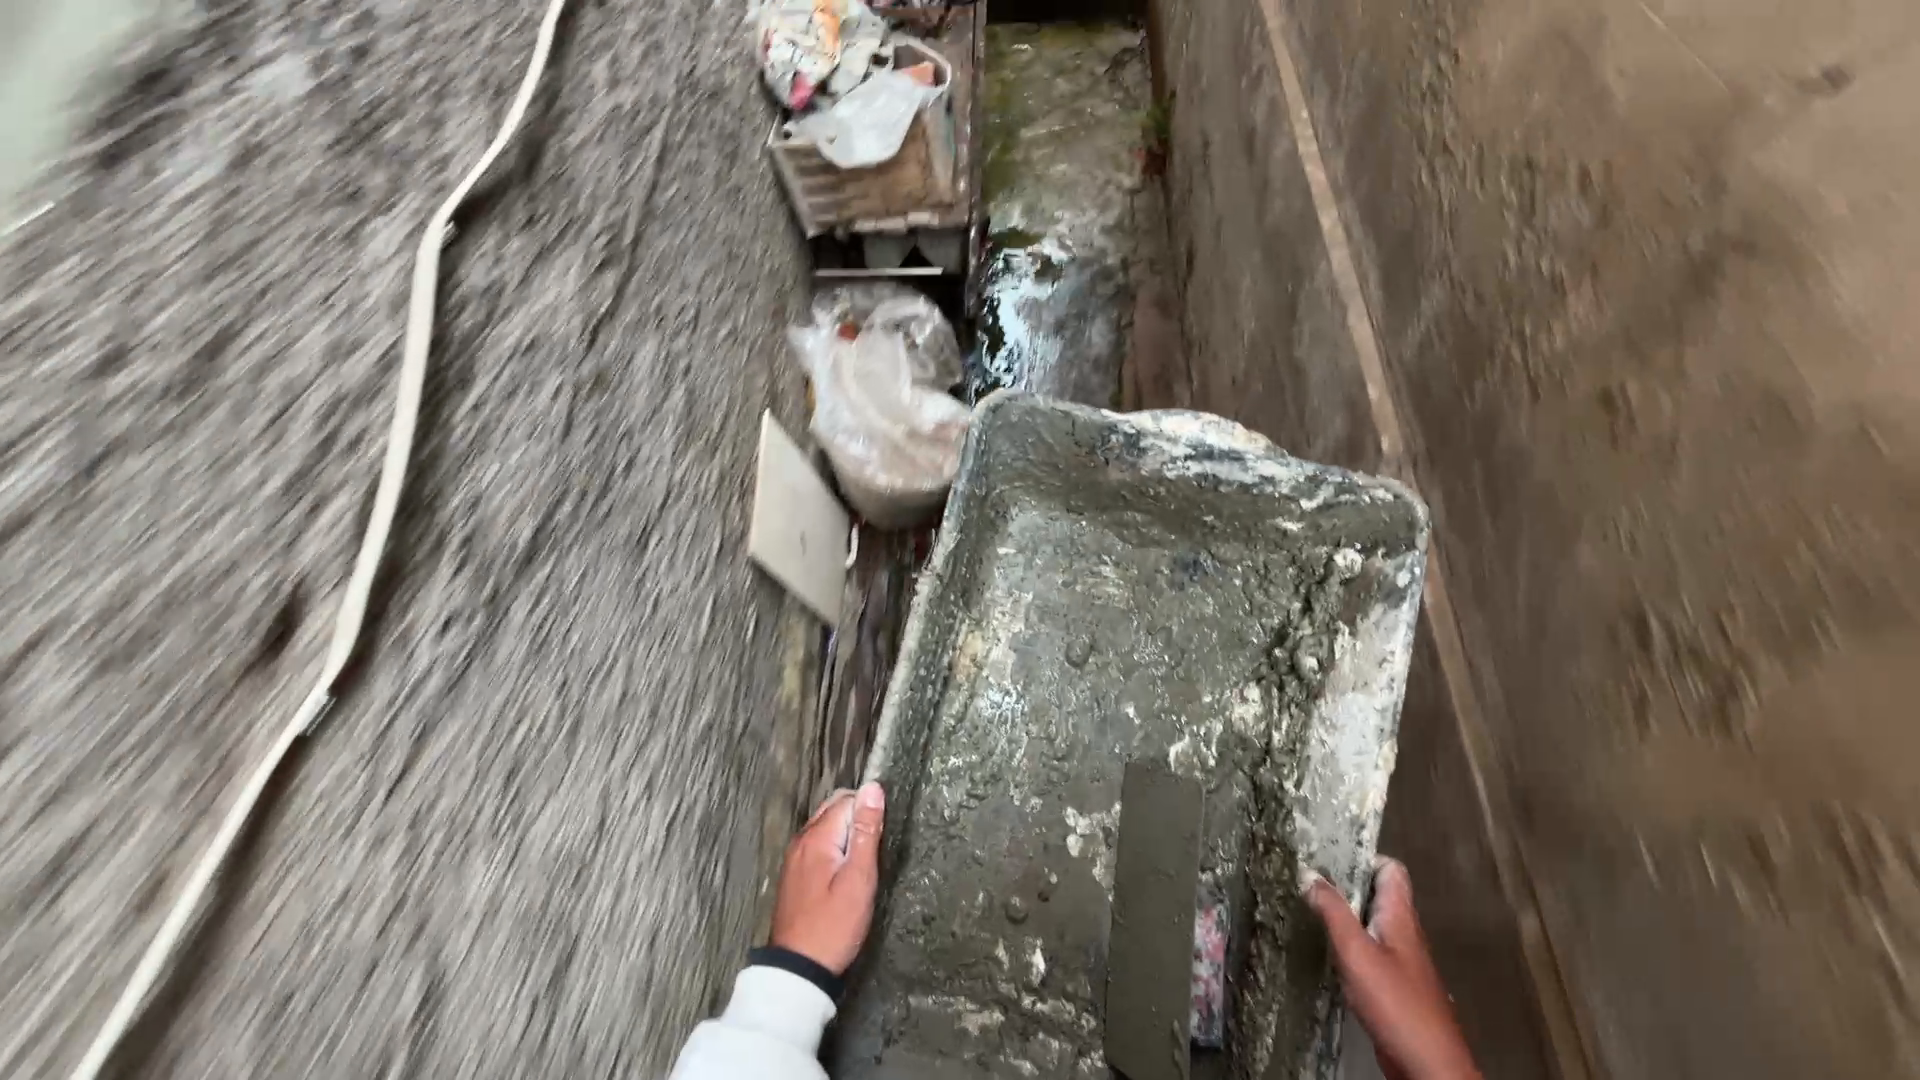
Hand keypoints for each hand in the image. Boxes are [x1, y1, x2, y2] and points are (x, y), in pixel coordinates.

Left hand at [769, 782, 885, 974]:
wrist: (798, 969)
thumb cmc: (835, 925)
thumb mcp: (859, 879)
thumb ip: (866, 832)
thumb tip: (873, 788)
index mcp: (817, 836)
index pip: (848, 799)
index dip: (870, 811)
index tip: (883, 837)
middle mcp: (802, 839)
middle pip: (835, 808)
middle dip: (858, 817)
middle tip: (876, 849)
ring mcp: (795, 856)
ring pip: (826, 825)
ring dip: (847, 832)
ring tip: (864, 861)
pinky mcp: (795, 872)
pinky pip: (818, 843)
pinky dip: (835, 846)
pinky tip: (846, 870)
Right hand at [1303, 858, 1480, 1079]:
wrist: (1427, 1065)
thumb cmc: (1395, 1001)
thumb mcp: (1356, 951)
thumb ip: (1333, 911)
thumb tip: (1309, 873)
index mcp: (1401, 917)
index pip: (1391, 870)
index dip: (1363, 856)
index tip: (1327, 853)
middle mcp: (1404, 933)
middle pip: (1378, 894)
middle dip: (1345, 883)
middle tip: (1307, 877)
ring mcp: (1401, 960)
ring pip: (1371, 922)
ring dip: (1344, 913)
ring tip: (1308, 906)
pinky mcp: (1393, 985)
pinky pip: (1369, 949)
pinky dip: (1347, 942)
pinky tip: (1325, 949)